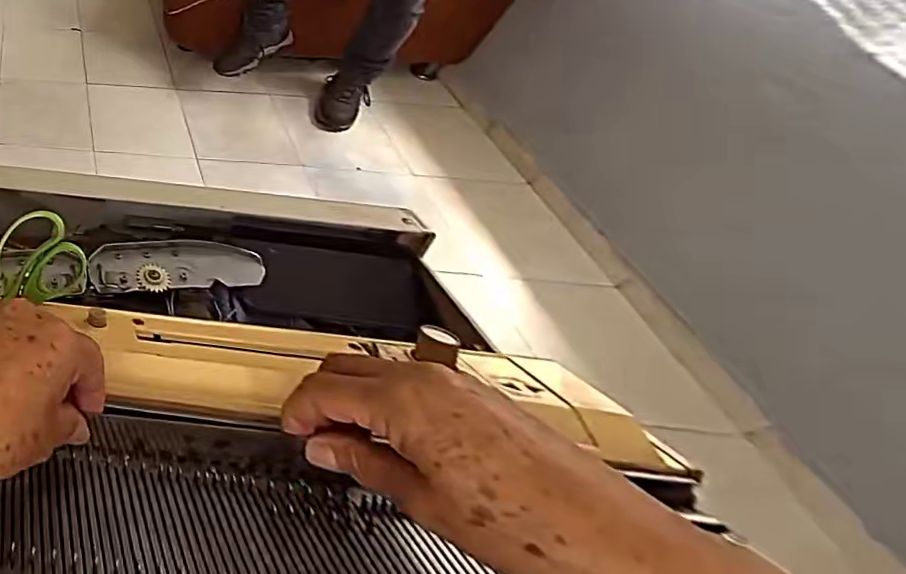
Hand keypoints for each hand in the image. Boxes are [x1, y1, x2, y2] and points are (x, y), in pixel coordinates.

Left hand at [0, 299, 106, 490]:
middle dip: (65, 377)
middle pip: (62, 344)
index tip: (87, 410)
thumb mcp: (44, 440)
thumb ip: (68, 425)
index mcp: (60, 341)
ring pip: (31, 340)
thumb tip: (71, 421)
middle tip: (62, 413)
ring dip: (35, 367)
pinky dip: (7, 362)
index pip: (91, 361)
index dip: (93, 391)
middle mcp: (31, 318)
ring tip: (26, 408)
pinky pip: (2, 340)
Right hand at [283, 356, 759, 573]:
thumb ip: (365, 464)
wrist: (615, 540)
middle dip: (319, 396)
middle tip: (312, 434)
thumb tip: (326, 449)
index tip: (291, 429)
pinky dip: (387, 397)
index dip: (298, 410)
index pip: (325, 389)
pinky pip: (411, 378)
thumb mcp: (428, 503)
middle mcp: (426, 376)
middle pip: (344, 366)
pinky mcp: (475, 390)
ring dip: (353, 395)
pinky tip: (394, 434)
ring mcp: (453, 379)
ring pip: (376, 368)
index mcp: (405, 400)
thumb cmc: (534, 529)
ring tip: (351, 440)